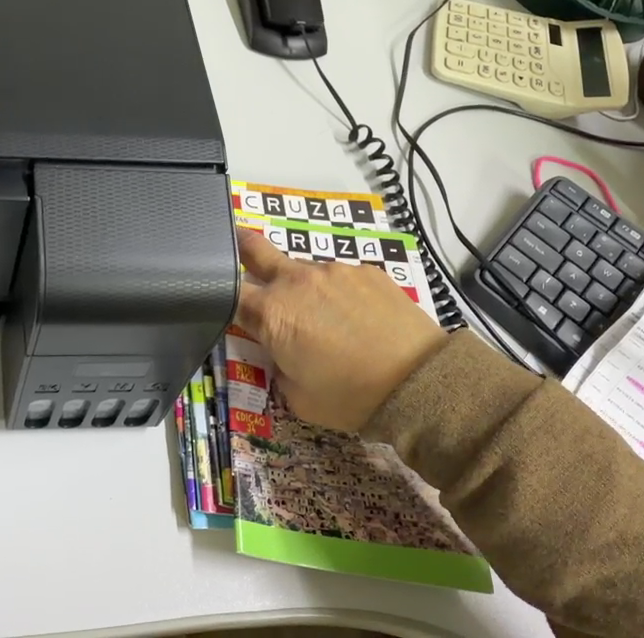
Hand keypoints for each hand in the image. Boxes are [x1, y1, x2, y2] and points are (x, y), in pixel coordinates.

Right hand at [236, 229, 449, 432]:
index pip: (230, 291)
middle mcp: (296, 280)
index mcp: (271, 312)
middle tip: (239, 249)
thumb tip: (280, 348)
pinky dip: (340, 292)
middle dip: (241, 247)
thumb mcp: (296, 397)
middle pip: (255, 248)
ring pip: (304, 269)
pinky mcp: (366, 269)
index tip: (230, 305)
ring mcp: (333, 269)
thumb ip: (277, 365)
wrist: (418, 383)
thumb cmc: (350, 397)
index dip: (225, 297)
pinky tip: (359, 318)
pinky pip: (341, 276)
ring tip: (329, 319)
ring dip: (304, 286)